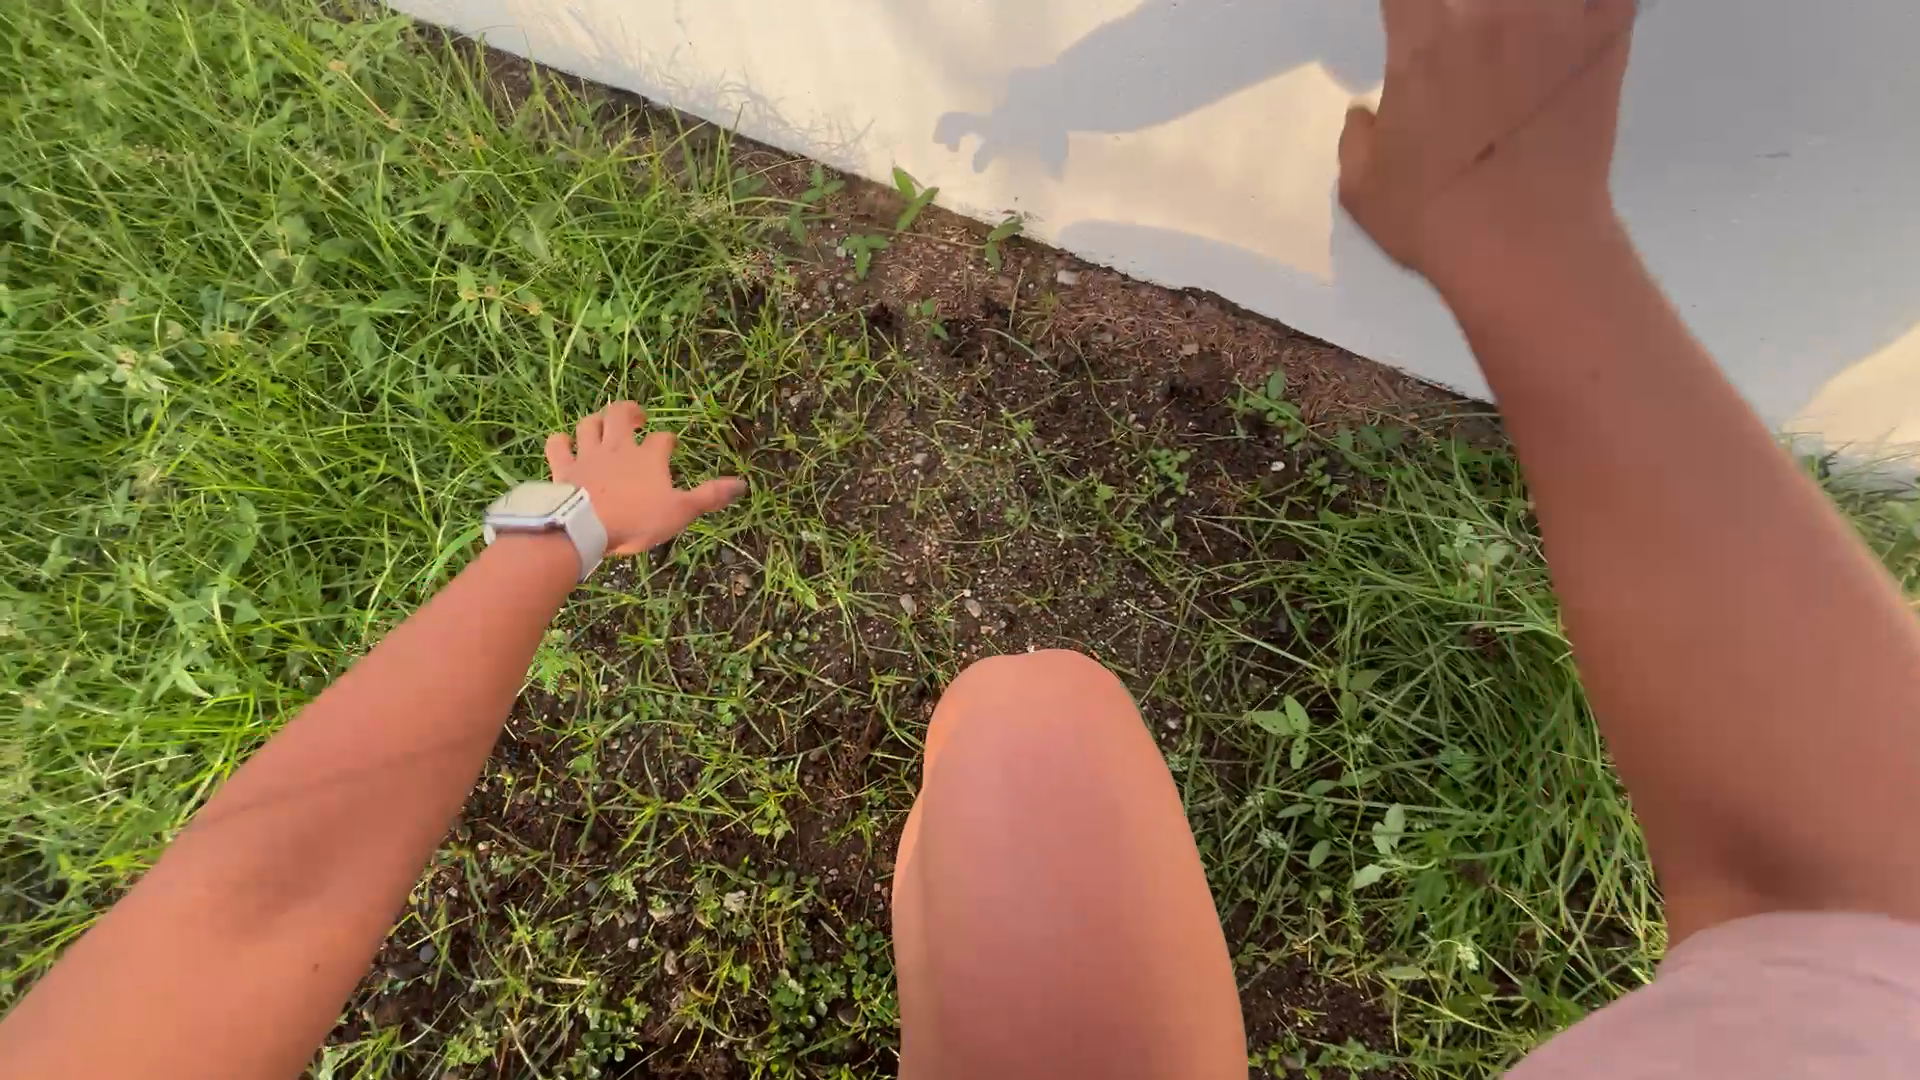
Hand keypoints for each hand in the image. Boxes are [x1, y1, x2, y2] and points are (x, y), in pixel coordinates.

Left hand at [544, 401, 745, 554]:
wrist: (584, 527)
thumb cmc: (637, 519)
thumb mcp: (681, 511)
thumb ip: (709, 496)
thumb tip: (742, 484)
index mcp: (649, 456)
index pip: (664, 439)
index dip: (669, 441)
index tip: (671, 446)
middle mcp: (618, 447)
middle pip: (621, 415)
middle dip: (630, 411)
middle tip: (638, 416)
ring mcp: (587, 455)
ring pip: (589, 424)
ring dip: (597, 421)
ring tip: (603, 425)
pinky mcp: (563, 468)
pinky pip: (557, 446)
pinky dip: (561, 442)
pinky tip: (565, 443)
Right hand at [1338, 0, 1640, 294]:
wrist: (1521, 245)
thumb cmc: (1428, 220)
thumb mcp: (1359, 187)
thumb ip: (1356, 135)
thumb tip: (1368, 110)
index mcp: (1423, 45)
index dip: (1402, 6)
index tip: (1403, 22)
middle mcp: (1491, 11)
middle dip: (1453, 10)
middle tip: (1454, 36)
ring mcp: (1558, 12)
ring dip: (1510, 7)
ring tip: (1507, 30)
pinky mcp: (1609, 27)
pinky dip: (1584, 3)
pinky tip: (1566, 20)